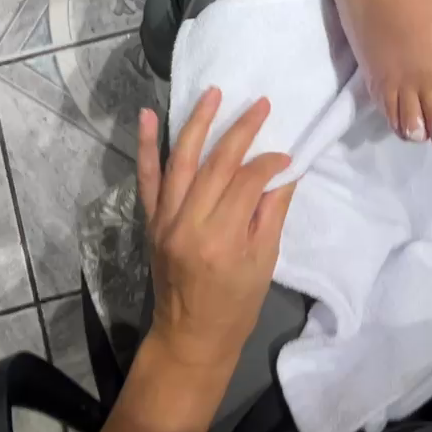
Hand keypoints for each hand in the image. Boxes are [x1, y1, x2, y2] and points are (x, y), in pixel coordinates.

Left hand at [138, 88, 295, 374]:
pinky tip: (145, 115)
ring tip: (213, 92)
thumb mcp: (265, 261)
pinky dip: (145, 145)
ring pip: (181, 159)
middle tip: (260, 104)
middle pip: (216, 163)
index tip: (285, 154)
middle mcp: (188, 223)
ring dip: (197, 122)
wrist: (189, 338)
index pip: (248, 182)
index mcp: (221, 239)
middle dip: (241, 130)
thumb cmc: (235, 304)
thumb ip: (272, 210)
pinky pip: (147, 177)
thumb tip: (284, 166)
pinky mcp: (151, 219)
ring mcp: (165, 219)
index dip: (269, 162)